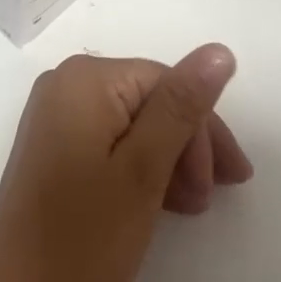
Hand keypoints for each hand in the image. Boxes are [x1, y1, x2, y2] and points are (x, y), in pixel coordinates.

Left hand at [0, 44, 252, 281]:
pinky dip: (138, 168)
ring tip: (188, 207)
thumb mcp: (143, 169)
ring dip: (168, 160)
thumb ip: (182, 107)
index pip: (166, 82)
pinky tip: (157, 200)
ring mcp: (54, 116)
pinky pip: (108, 140)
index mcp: (85, 78)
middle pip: (149, 100)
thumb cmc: (84, 231)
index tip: (229, 180)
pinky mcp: (51, 147)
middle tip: (207, 199)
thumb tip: (219, 50)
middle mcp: (65, 84)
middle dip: (187, 146)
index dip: (202, 129)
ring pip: (132, 123)